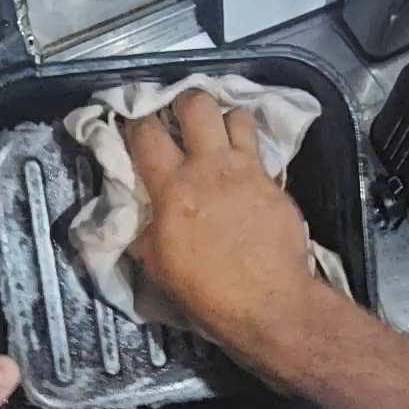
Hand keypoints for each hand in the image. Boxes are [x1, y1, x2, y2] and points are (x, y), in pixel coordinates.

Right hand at [124, 92, 329, 367]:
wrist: (269, 304)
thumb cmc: (207, 293)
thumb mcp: (158, 267)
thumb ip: (145, 231)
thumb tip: (138, 217)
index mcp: (173, 189)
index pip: (146, 132)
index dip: (135, 122)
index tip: (134, 127)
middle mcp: (210, 168)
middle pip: (196, 104)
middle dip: (183, 103)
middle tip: (178, 120)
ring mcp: (247, 172)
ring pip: (235, 115)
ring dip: (222, 120)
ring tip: (216, 137)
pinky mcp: (275, 183)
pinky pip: (259, 149)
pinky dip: (247, 149)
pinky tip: (242, 167)